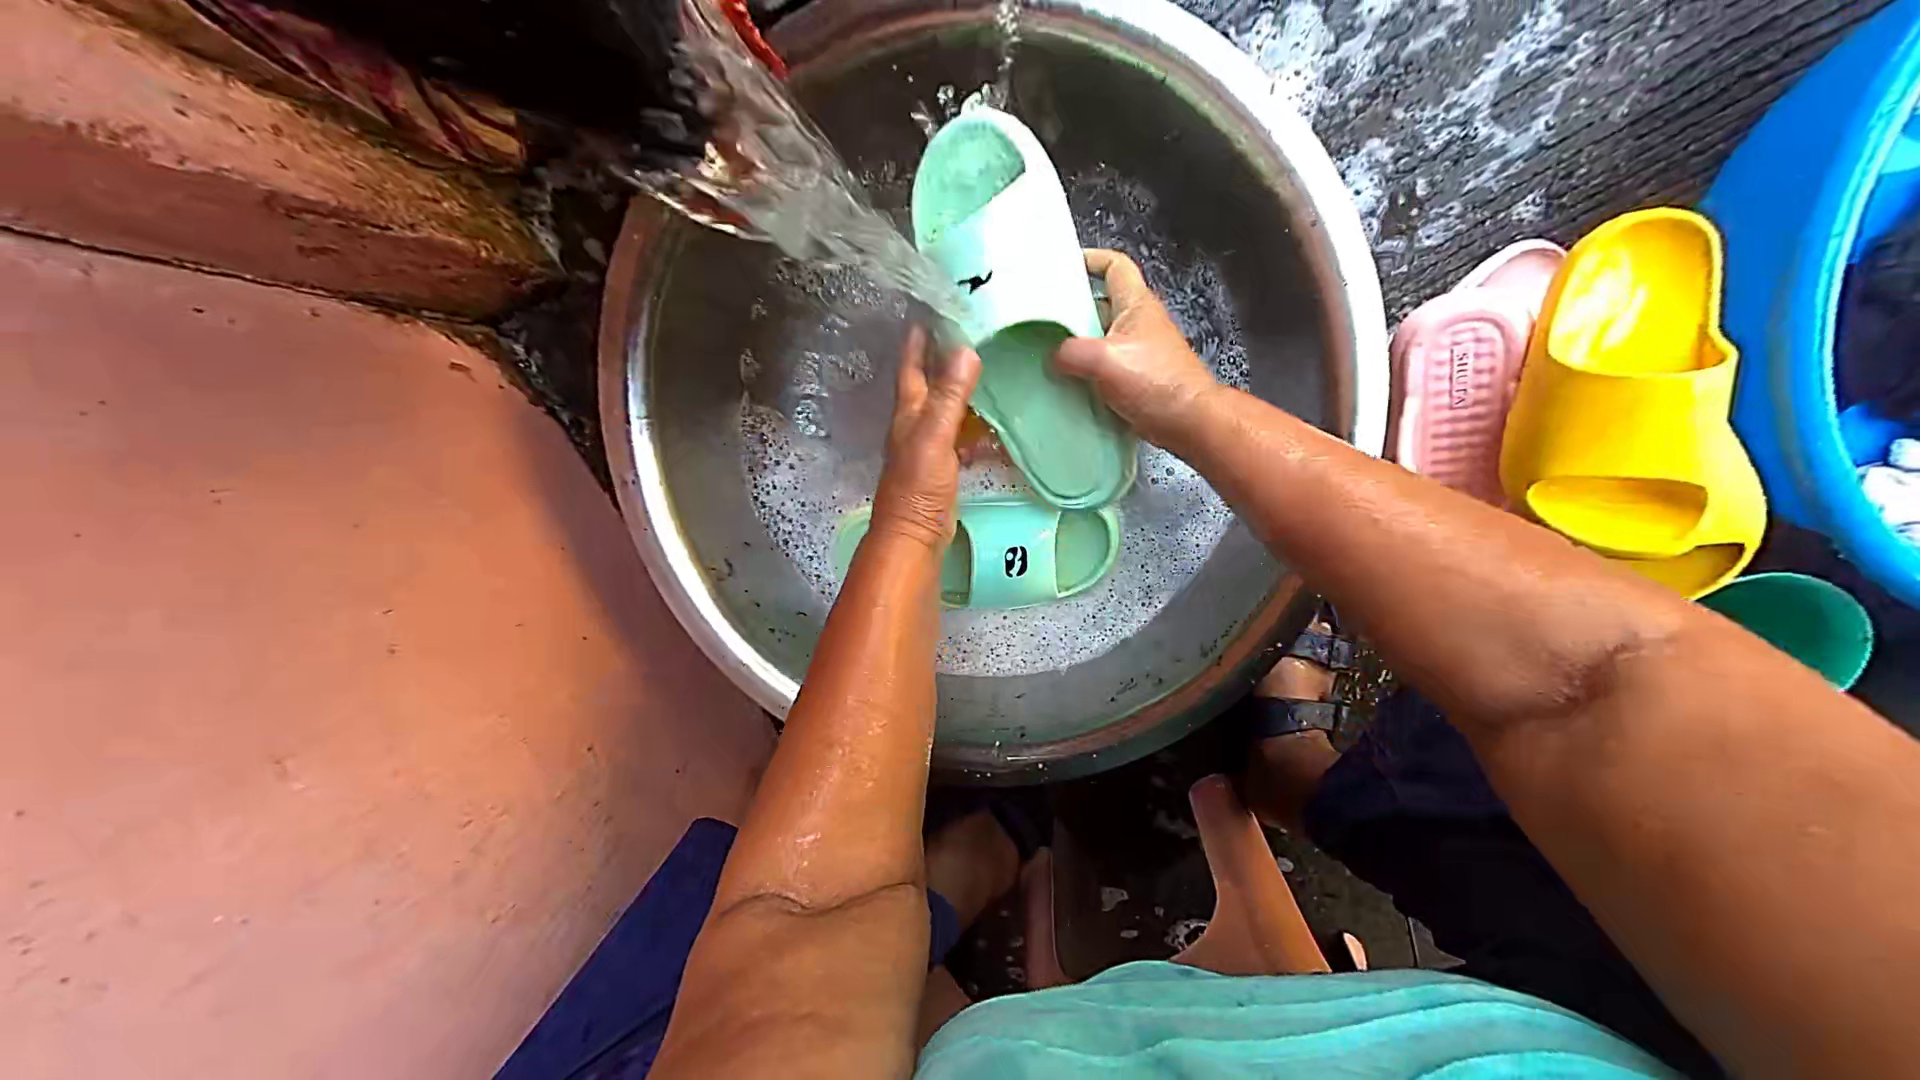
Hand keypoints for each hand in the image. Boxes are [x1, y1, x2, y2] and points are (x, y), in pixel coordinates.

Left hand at [870, 326, 981, 550]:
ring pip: (948, 411)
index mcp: (908, 412)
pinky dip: (975, 430)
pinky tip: (993, 428)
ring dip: (964, 394)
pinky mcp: (943, 467)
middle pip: (930, 384)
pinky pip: (961, 439)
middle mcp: (915, 424)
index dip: (918, 340)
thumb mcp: (935, 436)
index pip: (911, 366)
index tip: (931, 312)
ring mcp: (929, 446)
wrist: (915, 535)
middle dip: (945, 361)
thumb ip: (950, 397)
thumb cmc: (919, 486)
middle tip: (972, 336)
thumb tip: (965, 351)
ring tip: (991, 374)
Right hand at [1054, 249, 1222, 446]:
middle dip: (1070, 310)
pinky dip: (1083, 374)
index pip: (1114, 266)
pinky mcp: (1134, 380)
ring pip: (1097, 340)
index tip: (1062, 267)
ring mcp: (1136, 353)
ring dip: (1074, 347)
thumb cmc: (1156, 383)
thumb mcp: (1105, 360)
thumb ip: (1071, 352)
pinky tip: (1064, 384)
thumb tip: (1053, 357)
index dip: (1089, 260)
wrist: (1188, 423)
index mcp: (1135, 305)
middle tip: (1041, 318)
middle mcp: (1137, 325)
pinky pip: (1101, 369)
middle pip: (1098, 306)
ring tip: (1045, 353)